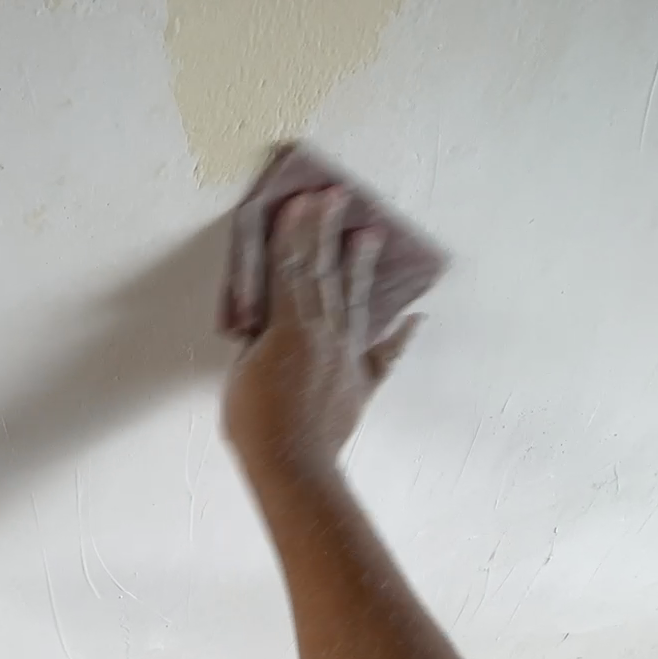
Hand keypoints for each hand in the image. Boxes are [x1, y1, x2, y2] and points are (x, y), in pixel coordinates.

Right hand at [223, 188, 421, 480]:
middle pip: (323, 274)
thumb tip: (266, 326)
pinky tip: (416, 317)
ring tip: (371, 233)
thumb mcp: (241, 375)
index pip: (288, 270)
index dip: (293, 234)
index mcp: (288, 328)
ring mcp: (347, 356)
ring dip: (361, 266)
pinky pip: (384, 356)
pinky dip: (400, 337)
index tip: (302, 200)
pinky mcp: (361, 382)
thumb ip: (257, 343)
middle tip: (337, 196)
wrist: (293, 463)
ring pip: (355, 301)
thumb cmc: (255, 421)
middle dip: (326, 232)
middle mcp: (323, 332)